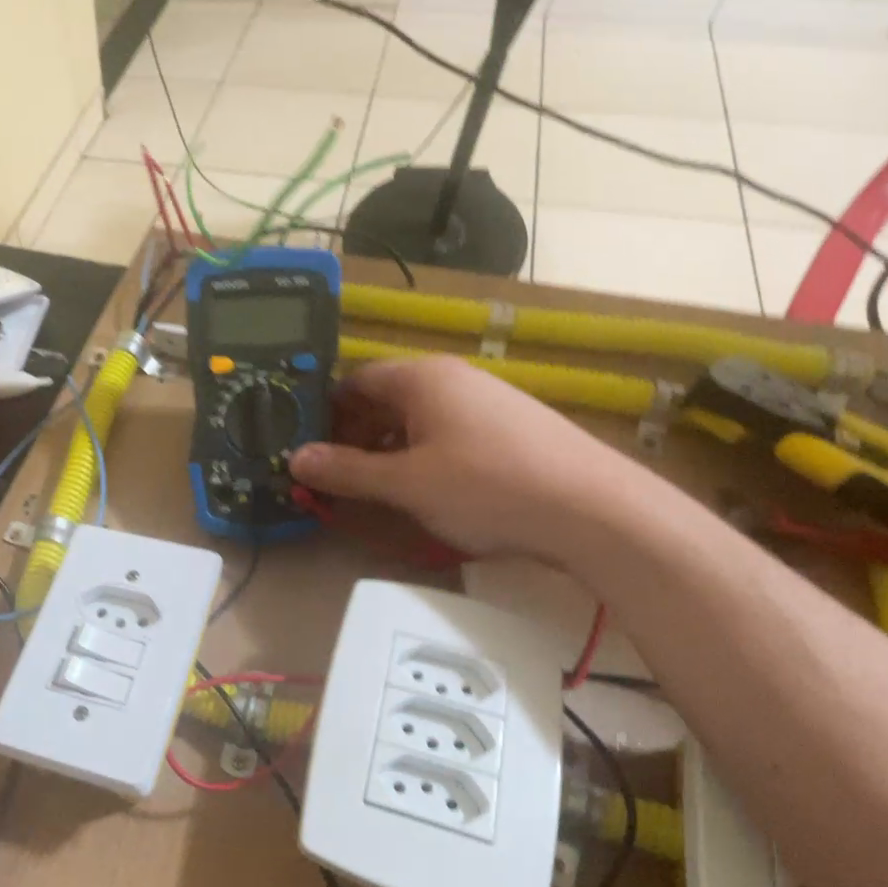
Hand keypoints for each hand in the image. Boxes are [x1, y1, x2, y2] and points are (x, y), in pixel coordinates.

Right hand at [289, 357, 643, 557]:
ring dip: (388, 451)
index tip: (308, 452)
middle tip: (336, 479)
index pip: (355, 381)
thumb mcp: (404, 484)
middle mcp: (453, 378)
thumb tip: (296, 458)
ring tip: (378, 491)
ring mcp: (487, 400)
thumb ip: (346, 471)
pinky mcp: (510, 428)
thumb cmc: (485, 487)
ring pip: (417, 419)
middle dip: (354, 437)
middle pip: (385, 399)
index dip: (325, 416)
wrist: (592, 509)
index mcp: (422, 378)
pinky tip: (429, 492)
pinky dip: (423, 457)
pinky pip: (448, 433)